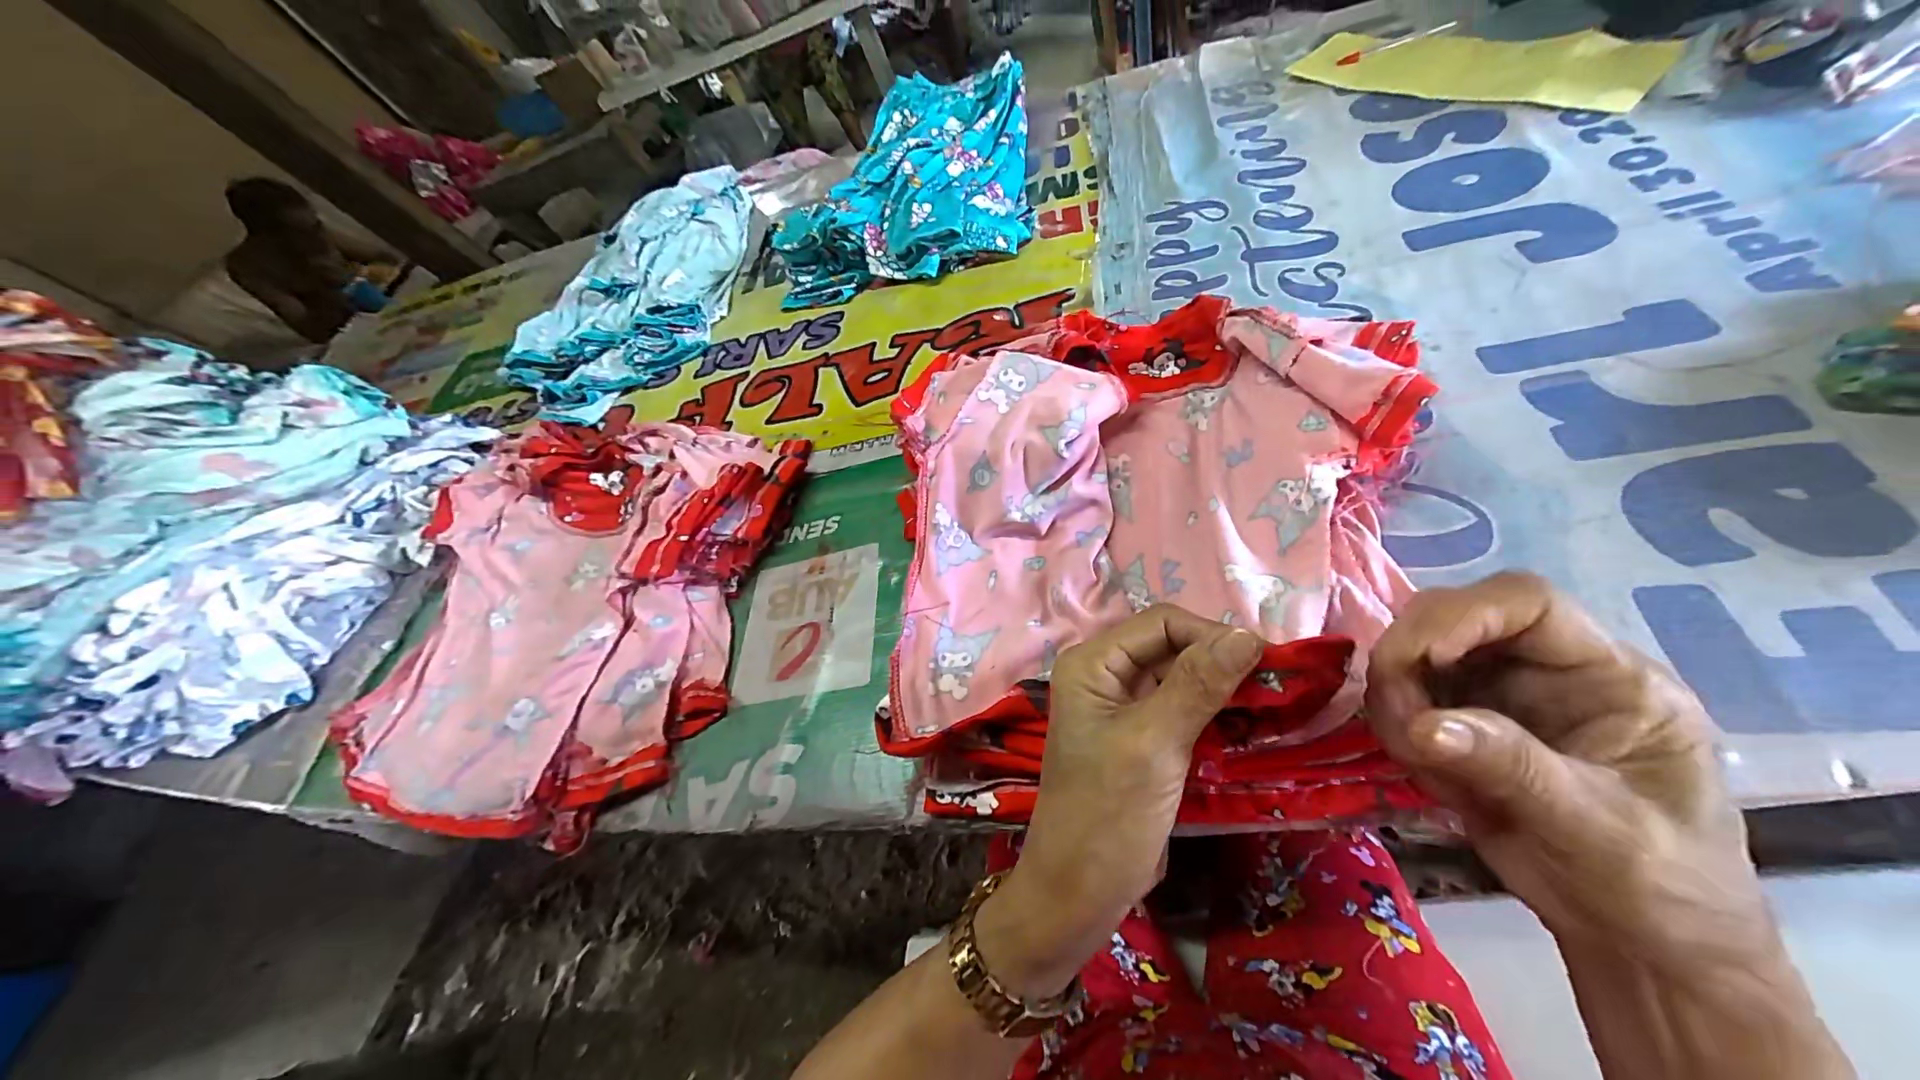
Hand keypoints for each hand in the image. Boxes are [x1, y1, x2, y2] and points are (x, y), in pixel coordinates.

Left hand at [976, 605, 1262, 997]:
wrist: (1078, 891)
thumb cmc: (1107, 815)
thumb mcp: (1154, 744)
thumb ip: (1197, 685)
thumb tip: (1248, 634)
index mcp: (1092, 664)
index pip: (1162, 622)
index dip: (1212, 635)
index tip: (1265, 664)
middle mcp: (1104, 676)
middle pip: (1173, 646)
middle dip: (1222, 661)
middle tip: (1277, 687)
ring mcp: (1122, 709)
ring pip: (1182, 678)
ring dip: (1224, 688)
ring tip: (1274, 705)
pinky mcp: (1142, 739)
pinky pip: (1183, 710)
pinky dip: (1216, 714)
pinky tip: (1251, 726)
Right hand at [1365, 572, 1773, 970]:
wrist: (1639, 942)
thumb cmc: (1655, 887)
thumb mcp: (1595, 829)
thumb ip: (1510, 767)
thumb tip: (1422, 726)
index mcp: (1610, 677)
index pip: (1527, 603)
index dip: (1463, 615)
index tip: (1421, 660)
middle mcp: (1548, 668)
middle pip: (1453, 615)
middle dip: (1411, 657)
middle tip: (1398, 718)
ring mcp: (1501, 692)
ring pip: (1416, 652)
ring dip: (1395, 694)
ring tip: (1413, 756)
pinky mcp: (1462, 718)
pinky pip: (1404, 694)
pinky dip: (1394, 722)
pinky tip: (1421, 769)